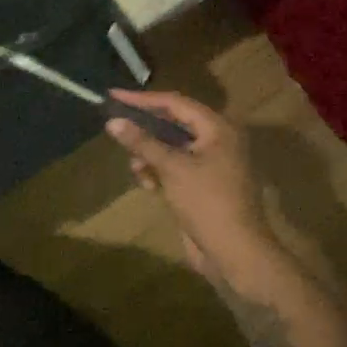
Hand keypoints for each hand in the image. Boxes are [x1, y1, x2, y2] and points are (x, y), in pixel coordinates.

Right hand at [102, 90, 270, 266]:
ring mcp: (211, 164)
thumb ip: (142, 142)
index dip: (142, 99)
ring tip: (136, 167)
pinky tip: (148, 184)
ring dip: (149, 155)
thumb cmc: (206, 202)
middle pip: (173, 124)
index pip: (175, 104)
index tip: (113, 95)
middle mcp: (218, 141)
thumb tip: (112, 121)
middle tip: (116, 126)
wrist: (234, 251)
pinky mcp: (203, 185)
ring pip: (171, 147)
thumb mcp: (171, 168)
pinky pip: (174, 167)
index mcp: (218, 130)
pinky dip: (158, 171)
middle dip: (145, 130)